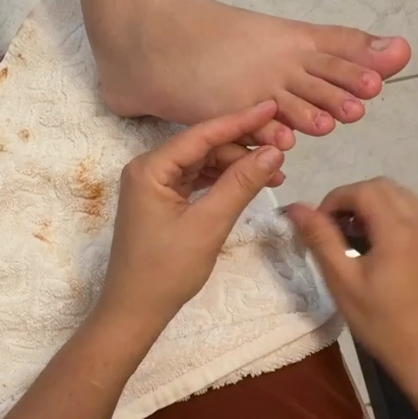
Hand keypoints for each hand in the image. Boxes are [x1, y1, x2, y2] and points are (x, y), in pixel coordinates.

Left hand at [95, 102, 287, 331]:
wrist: (134, 311)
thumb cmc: (165, 270)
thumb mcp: (208, 224)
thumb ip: (240, 185)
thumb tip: (273, 152)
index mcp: (149, 168)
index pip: (201, 135)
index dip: (239, 121)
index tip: (272, 107)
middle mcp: (147, 169)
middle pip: (202, 146)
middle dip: (241, 147)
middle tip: (283, 150)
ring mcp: (153, 185)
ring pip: (201, 163)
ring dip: (235, 166)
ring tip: (275, 172)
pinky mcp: (161, 201)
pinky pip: (196, 180)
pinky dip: (222, 181)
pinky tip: (250, 183)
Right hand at [288, 179, 417, 396]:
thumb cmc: (382, 323)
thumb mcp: (343, 281)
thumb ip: (320, 238)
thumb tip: (295, 207)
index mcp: (399, 232)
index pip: (363, 191)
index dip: (335, 200)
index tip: (320, 225)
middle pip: (383, 186)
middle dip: (353, 197)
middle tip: (334, 227)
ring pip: (400, 196)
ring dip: (372, 204)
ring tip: (352, 234)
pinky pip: (413, 213)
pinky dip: (390, 215)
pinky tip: (375, 245)